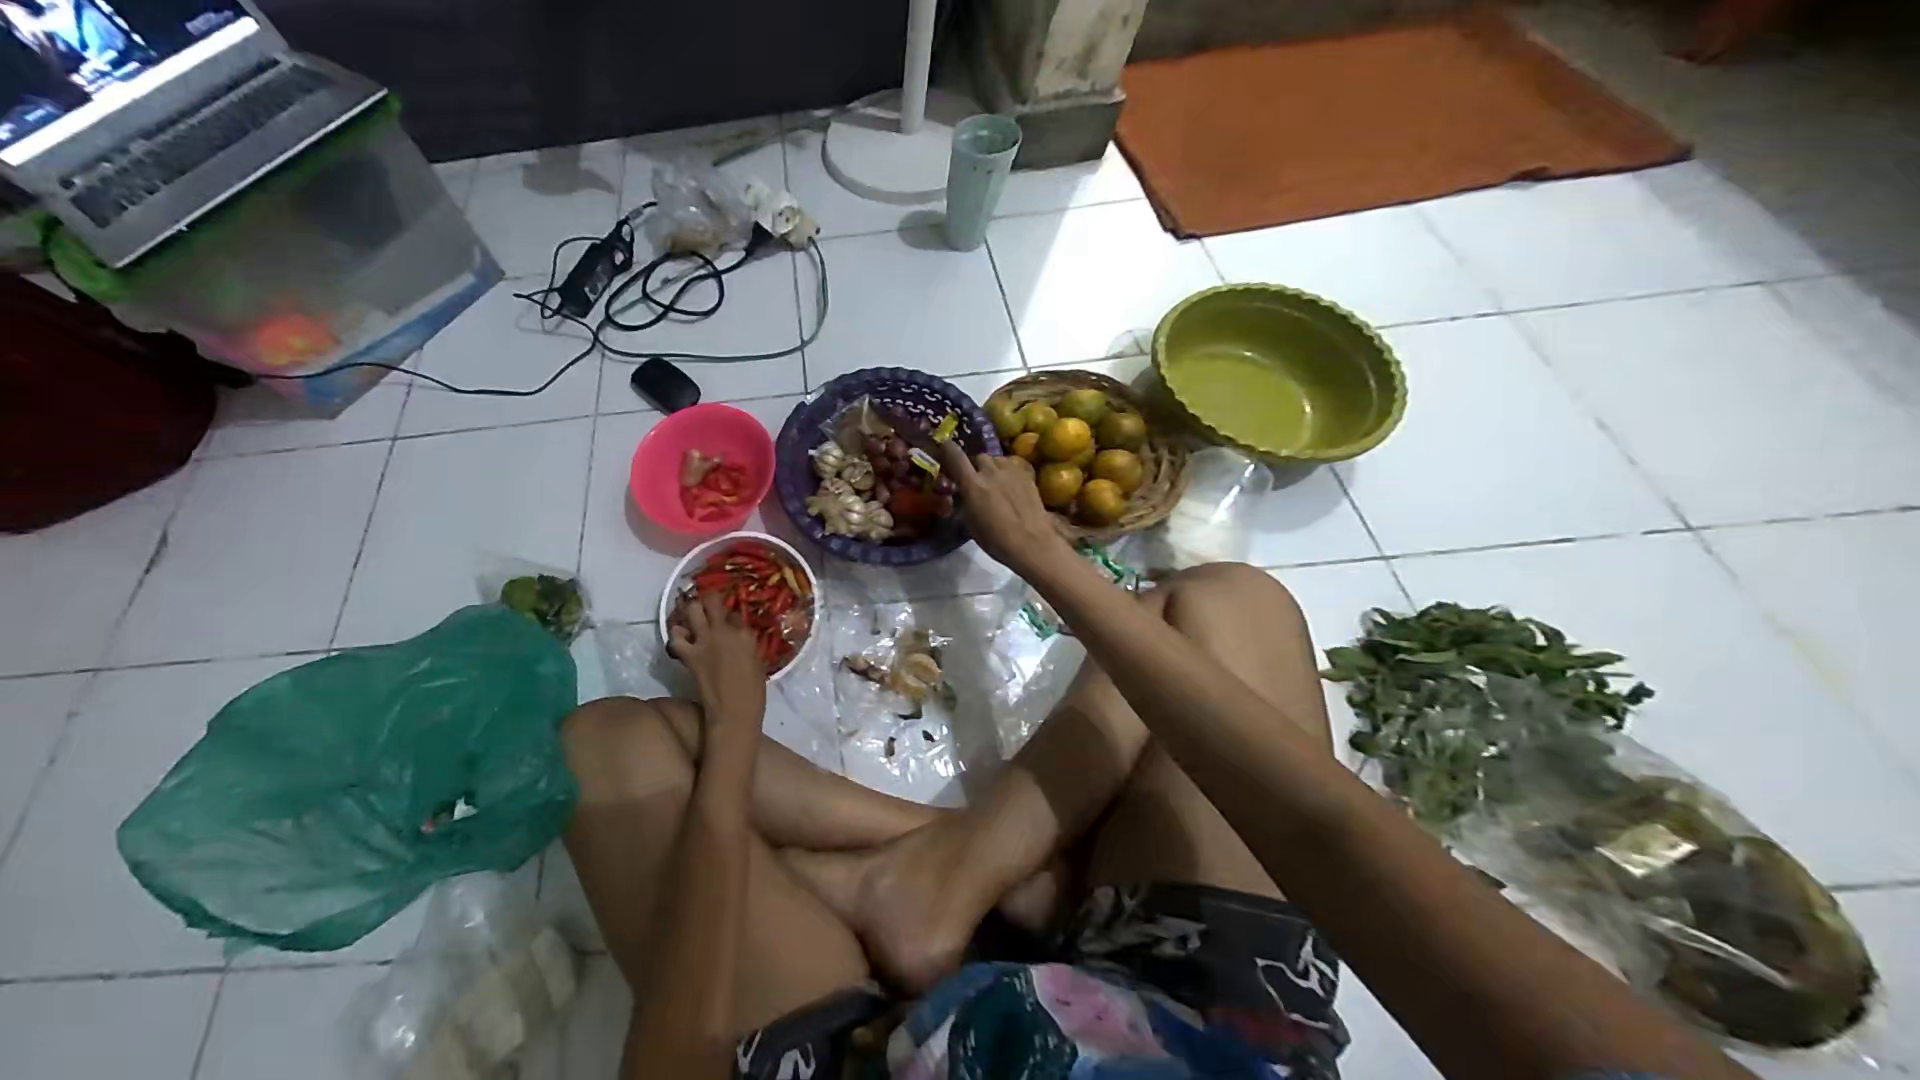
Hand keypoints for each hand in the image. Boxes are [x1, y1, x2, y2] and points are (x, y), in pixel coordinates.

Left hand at [668, 591, 766, 731]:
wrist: (733, 711)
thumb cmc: (753, 691)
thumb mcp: (757, 661)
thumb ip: (747, 645)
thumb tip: (739, 637)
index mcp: (746, 634)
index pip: (735, 612)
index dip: (730, 613)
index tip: (729, 617)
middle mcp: (725, 631)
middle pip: (712, 601)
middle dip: (708, 600)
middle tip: (708, 606)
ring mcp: (705, 640)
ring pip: (692, 610)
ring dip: (691, 612)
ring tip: (693, 619)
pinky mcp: (689, 654)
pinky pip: (677, 636)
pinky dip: (677, 634)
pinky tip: (682, 638)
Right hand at [938, 440, 1072, 576]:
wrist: (1032, 543)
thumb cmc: (996, 540)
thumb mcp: (971, 524)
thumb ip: (964, 502)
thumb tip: (962, 494)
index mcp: (972, 484)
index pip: (954, 455)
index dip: (946, 449)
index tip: (943, 450)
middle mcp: (990, 471)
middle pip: (978, 457)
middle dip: (974, 466)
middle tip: (974, 480)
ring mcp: (1011, 471)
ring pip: (996, 459)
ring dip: (991, 467)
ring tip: (994, 482)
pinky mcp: (1027, 475)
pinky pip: (1011, 465)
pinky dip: (1006, 471)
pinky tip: (1010, 485)